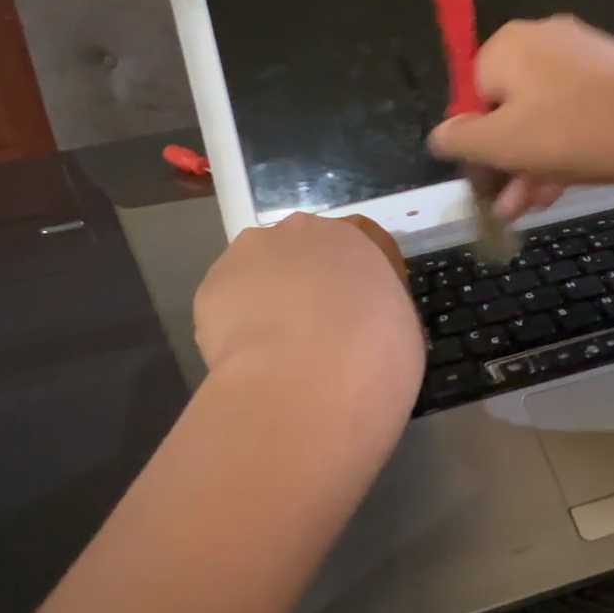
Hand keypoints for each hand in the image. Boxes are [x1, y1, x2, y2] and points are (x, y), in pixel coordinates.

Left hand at [193, 214, 422, 421]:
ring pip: (258, 272)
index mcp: (356, 237)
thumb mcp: (400, 329)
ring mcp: (252, 252)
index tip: (352, 316)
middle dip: (304, 283)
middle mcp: (303, 231)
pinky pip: (227, 302)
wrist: (310, 381)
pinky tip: (248, 359)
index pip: (354, 246)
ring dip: (265, 298)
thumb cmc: (376, 356)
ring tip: (274, 349)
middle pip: (301, 251)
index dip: (350, 283)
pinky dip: (234, 325)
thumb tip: (361, 324)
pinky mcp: (213, 283)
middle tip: (312, 331)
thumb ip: (377, 311)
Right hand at [428, 16, 613, 219]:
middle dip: (506, 162)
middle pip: (509, 107)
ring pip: (544, 116)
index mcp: (507, 45)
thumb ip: (459, 141)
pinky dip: (566, 147)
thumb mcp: (501, 145)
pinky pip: (576, 112)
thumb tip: (440, 136)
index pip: (471, 94)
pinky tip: (565, 184)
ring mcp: (584, 54)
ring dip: (533, 164)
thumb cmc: (572, 133)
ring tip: (534, 206)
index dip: (475, 142)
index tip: (485, 179)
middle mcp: (543, 38)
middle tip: (508, 205)